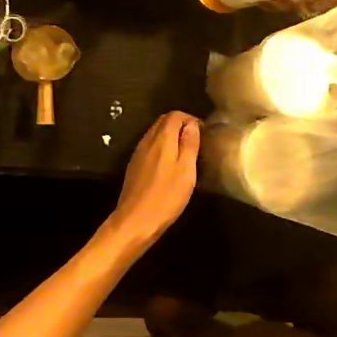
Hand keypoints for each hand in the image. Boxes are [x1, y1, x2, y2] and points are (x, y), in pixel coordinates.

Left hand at [101, 112, 200, 250]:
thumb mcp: (186, 170)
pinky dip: (162, 147)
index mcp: (161, 138)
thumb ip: (189, 144)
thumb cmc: (166, 196)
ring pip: (155, 134)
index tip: (203, 132)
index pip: (175, 115)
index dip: (190, 119)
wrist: (135, 221)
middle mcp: (147, 140)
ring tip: (186, 152)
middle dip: (180, 125)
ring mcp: (138, 153)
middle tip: (196, 140)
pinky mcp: (134, 165)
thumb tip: (191, 124)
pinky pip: (150, 146)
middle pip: (163, 121)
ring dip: (171, 136)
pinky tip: (170, 164)